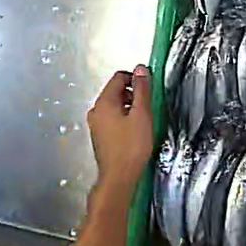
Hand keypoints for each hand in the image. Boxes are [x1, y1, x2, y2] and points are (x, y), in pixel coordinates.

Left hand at [86, 65, 153, 202]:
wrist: (119, 178)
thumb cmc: (132, 146)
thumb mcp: (142, 114)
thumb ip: (142, 90)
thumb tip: (141, 68)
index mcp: (104, 102)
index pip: (119, 77)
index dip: (135, 78)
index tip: (149, 89)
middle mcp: (96, 110)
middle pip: (115, 90)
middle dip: (132, 93)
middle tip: (148, 106)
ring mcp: (95, 123)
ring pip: (114, 105)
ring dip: (129, 106)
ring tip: (143, 119)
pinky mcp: (99, 135)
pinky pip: (112, 117)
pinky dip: (123, 118)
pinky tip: (134, 130)